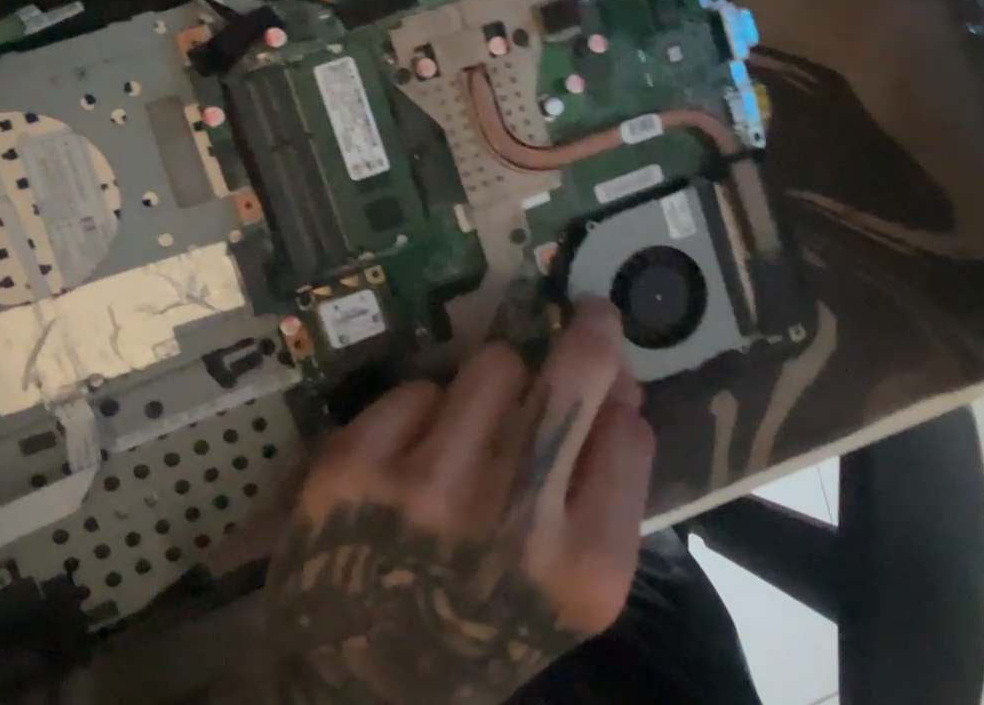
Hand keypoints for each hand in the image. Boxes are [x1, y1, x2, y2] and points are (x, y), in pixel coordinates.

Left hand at [263, 301, 653, 703]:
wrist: (357, 682)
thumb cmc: (477, 634)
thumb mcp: (565, 598)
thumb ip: (605, 502)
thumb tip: (617, 395)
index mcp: (582, 570)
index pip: (629, 433)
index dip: (620, 403)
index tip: (609, 391)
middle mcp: (510, 521)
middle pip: (573, 373)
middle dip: (590, 336)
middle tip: (590, 316)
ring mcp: (427, 486)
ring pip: (493, 364)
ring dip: (496, 386)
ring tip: (477, 430)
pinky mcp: (354, 463)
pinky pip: (420, 388)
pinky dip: (424, 413)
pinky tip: (412, 459)